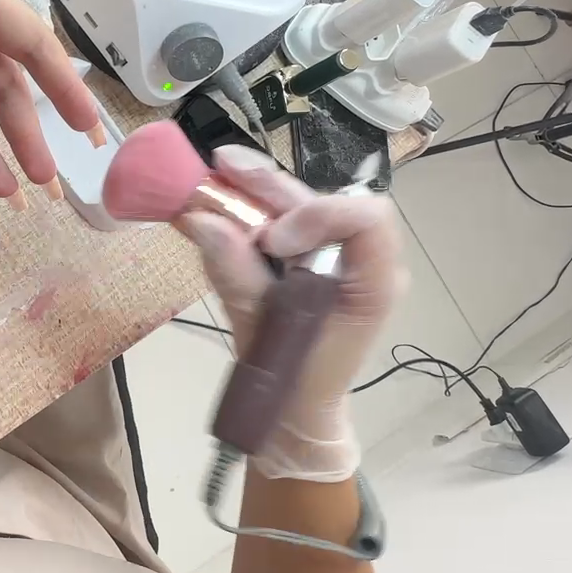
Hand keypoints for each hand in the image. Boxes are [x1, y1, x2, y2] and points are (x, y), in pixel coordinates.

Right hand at [179, 145, 406, 481]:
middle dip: (270, 185)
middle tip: (222, 165)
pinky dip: (244, 208)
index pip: (367, 219)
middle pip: (320, 202)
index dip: (319, 215)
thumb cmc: (294, 379)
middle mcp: (357, 259)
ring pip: (296, 205)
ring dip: (252, 189)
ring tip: (212, 174)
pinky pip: (277, 221)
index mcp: (372, 281)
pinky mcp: (300, 258)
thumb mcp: (262, 331)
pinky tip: (214, 199)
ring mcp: (329, 256)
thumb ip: (236, 275)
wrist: (295, 407)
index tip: (272, 241)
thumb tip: (199, 220)